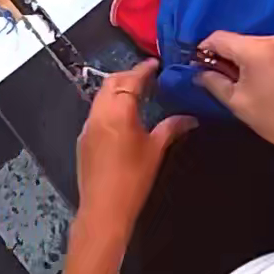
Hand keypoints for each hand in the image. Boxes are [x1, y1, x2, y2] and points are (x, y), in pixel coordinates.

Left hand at [74, 60, 195, 252]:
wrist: (103, 210)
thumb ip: (171, 128)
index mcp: (118, 111)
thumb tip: (189, 118)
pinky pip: (96, 112)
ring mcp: (88, 125)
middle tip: (147, 76)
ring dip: (117, 88)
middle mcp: (99, 113)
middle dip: (128, 75)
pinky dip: (109, 104)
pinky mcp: (83, 138)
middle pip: (111, 82)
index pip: (131, 80)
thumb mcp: (155, 151)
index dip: (143, 70)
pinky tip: (122, 115)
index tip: (155, 64)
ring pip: (101, 96)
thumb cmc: (133, 180)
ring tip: (137, 92)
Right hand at [194, 32, 273, 166]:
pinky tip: (266, 79)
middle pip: (239, 40)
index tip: (200, 65)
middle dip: (227, 56)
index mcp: (256, 50)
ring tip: (246, 81)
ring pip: (256, 45)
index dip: (205, 49)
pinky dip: (264, 60)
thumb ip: (213, 81)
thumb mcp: (236, 102)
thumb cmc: (273, 119)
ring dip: (246, 58)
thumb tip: (199, 71)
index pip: (219, 38)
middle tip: (221, 77)